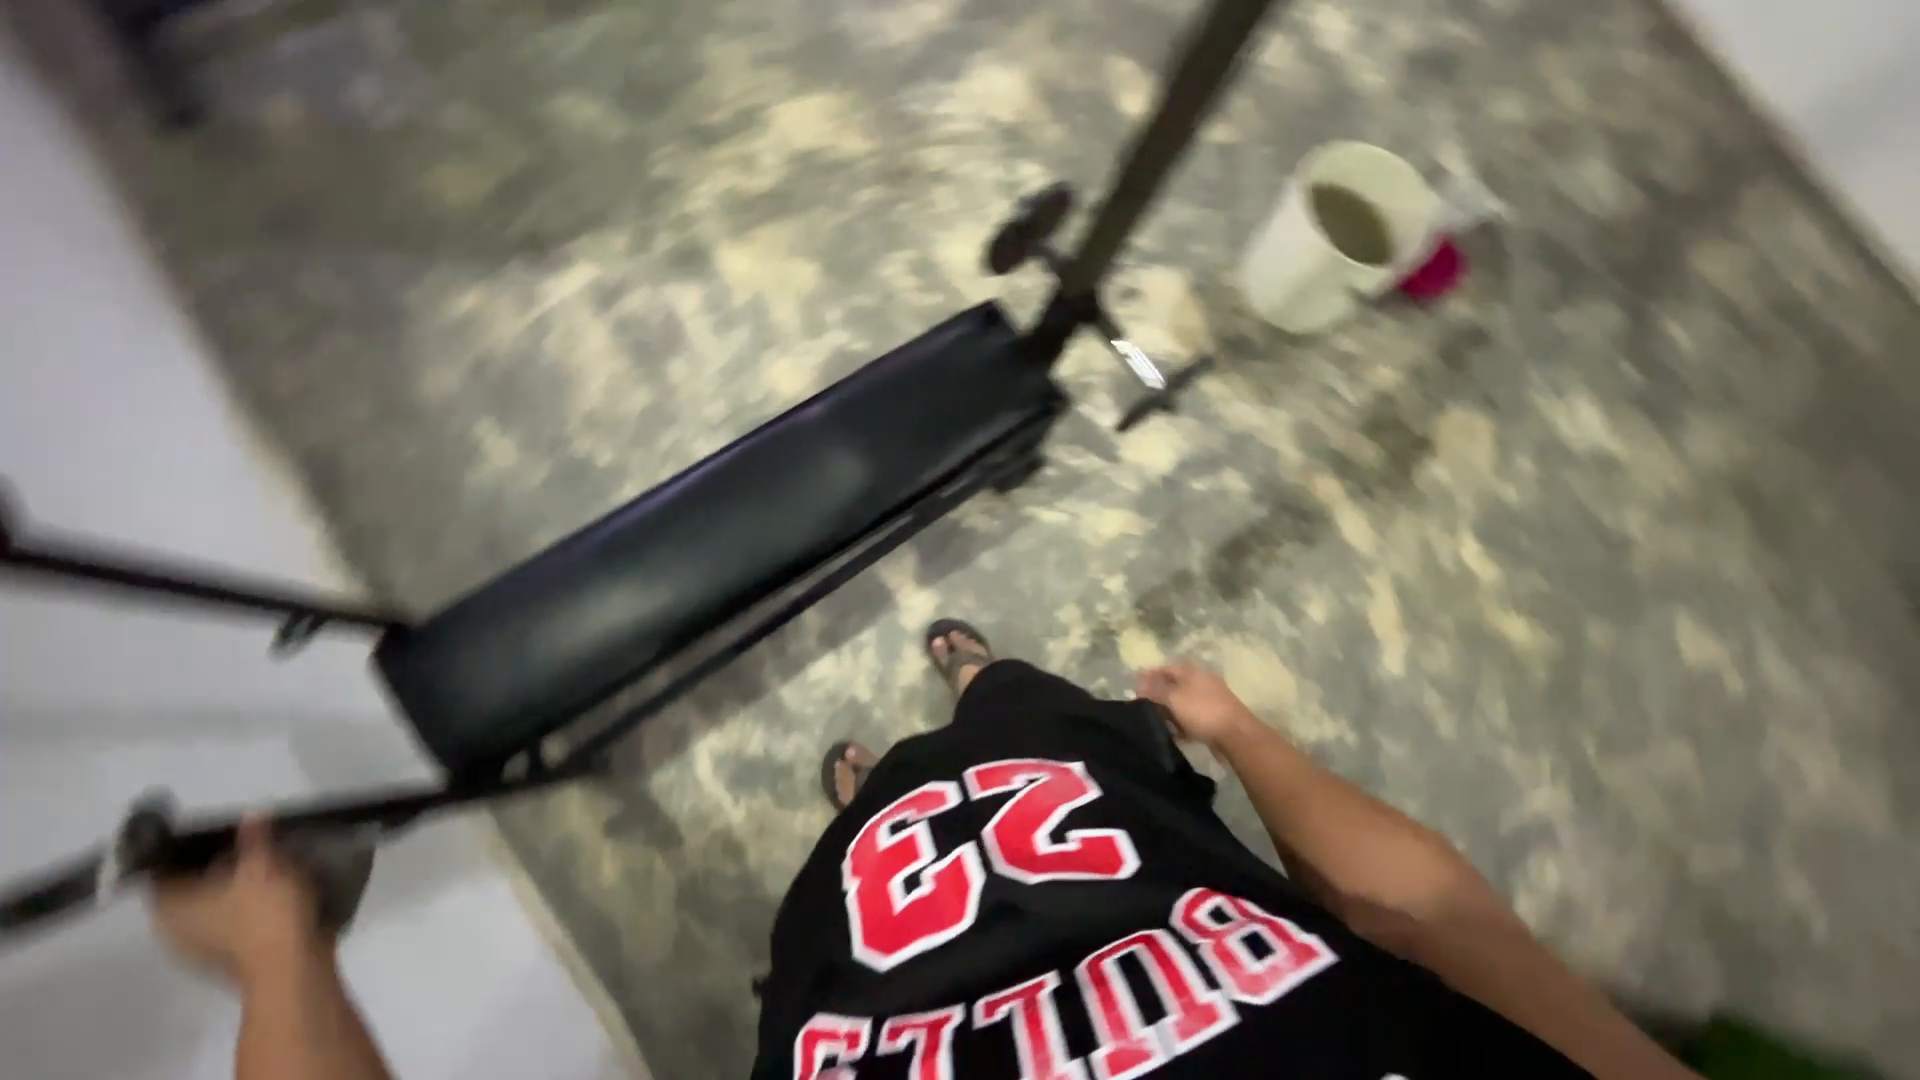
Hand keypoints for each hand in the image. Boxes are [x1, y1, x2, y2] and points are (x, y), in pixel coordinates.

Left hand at [146, 816, 329, 985]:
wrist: (289, 967)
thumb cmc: (267, 914)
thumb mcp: (266, 868)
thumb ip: (256, 841)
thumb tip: (252, 813)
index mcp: (170, 909)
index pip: (158, 876)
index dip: (176, 855)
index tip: (202, 838)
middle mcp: (172, 931)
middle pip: (182, 893)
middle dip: (206, 873)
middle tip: (235, 851)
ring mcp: (196, 950)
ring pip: (203, 912)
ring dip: (222, 895)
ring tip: (255, 873)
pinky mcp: (223, 960)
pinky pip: (223, 927)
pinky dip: (237, 913)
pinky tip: (264, 901)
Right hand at [1136, 664, 1259, 746]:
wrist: (1236, 734)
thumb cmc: (1202, 711)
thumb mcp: (1173, 699)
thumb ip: (1154, 691)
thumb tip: (1139, 686)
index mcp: (1192, 672)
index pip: (1165, 668)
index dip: (1149, 676)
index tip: (1135, 688)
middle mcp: (1202, 682)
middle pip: (1174, 686)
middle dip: (1158, 695)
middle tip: (1144, 707)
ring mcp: (1210, 700)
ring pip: (1183, 703)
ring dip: (1170, 712)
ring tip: (1157, 722)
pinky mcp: (1215, 718)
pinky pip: (1193, 718)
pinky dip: (1182, 724)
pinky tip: (1175, 734)